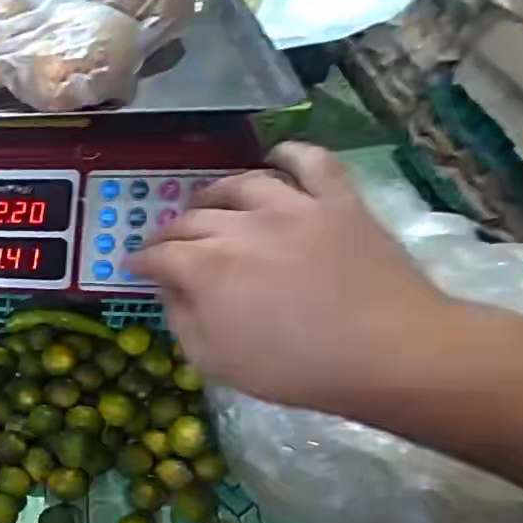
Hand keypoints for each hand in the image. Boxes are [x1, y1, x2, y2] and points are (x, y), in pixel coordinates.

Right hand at [131, 143, 457, 415]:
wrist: (390, 355)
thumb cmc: (291, 367)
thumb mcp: (211, 359)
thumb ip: (180, 318)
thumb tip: (170, 289)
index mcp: (205, 267)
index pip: (157, 255)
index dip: (139, 261)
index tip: (132, 268)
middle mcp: (241, 226)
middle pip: (190, 218)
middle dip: (168, 233)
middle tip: (164, 245)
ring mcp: (292, 207)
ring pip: (240, 183)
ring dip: (214, 192)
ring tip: (207, 203)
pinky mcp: (338, 201)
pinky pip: (311, 161)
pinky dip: (289, 155)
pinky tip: (276, 159)